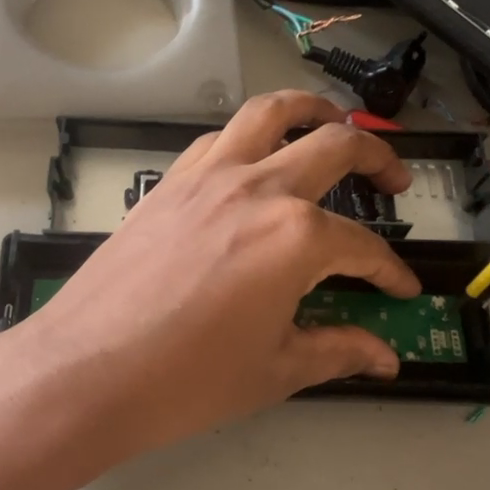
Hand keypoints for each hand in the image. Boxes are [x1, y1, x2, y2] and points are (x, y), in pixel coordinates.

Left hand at [4, 92, 418, 455]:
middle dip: (378, 159)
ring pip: (271, 113)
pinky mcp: (171, 180)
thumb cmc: (187, 380)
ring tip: (333, 121)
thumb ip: (339, 350)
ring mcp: (209, 175)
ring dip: (313, 109)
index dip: (391, 271)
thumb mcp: (276, 370)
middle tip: (395, 179)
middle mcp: (259, 188)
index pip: (363, 247)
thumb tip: (384, 357)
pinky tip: (256, 160)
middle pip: (334, 148)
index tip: (402, 289)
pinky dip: (251, 136)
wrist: (86, 372)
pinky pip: (221, 137)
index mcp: (296, 236)